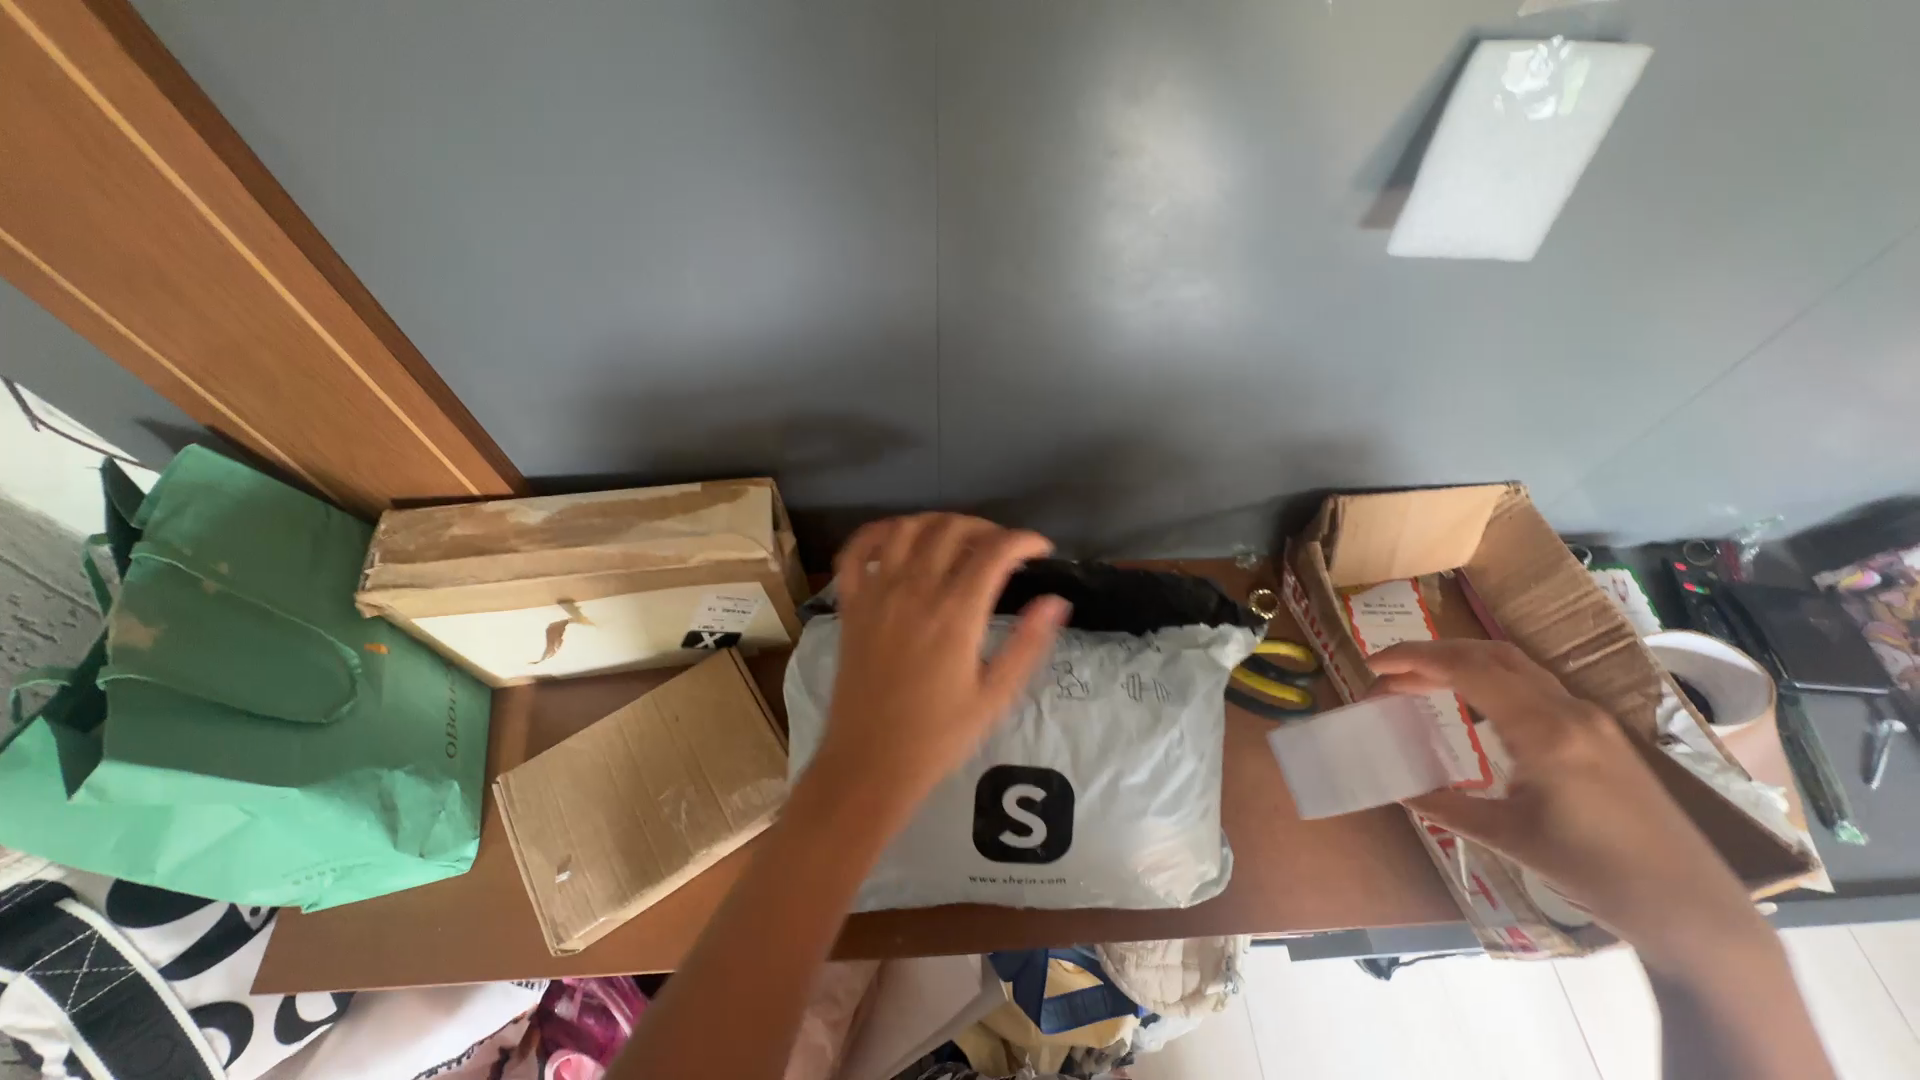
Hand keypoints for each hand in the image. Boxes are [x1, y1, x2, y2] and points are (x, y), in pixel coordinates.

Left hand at [806, 514, 1069, 820]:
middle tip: (1002, 549)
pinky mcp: (851, 605)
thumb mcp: (995, 697)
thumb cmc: (938, 736)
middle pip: (951, 529)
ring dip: (937, 523)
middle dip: (986, 528)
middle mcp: (915, 591)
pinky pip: (855, 551)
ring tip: (958, 540)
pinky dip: (878, 533)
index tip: (1039, 549)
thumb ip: (1027, 644)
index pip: (995, 551)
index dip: (1024, 540)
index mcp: (956, 614)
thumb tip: (1056, 601)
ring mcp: (877, 594)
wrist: (869, 762)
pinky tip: (897, 539)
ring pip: (906, 529)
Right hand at [1370, 640, 1765, 963]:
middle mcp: (1571, 711)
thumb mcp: (1508, 839)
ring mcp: (1592, 719)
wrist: (1692, 907)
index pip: (1470, 670)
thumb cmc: (1597, 875)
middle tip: (1386, 674)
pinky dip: (1490, 681)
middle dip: (1431, 655)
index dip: (1414, 660)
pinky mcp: (1601, 734)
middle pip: (1491, 655)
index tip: (1373, 667)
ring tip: (1418, 683)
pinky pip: (1535, 688)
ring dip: (1462, 664)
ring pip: (1516, 666)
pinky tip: (1471, 706)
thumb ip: (1447, 806)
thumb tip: (1397, 789)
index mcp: (1546, 732)